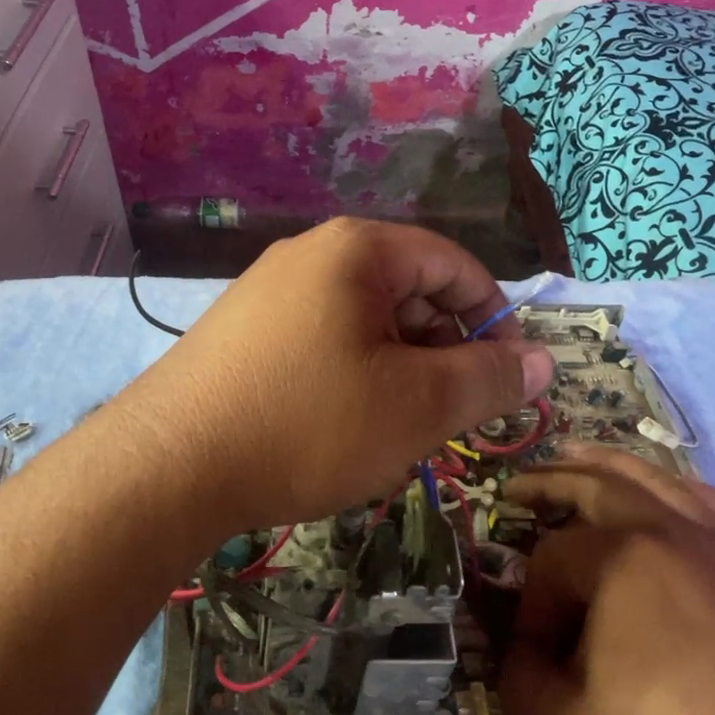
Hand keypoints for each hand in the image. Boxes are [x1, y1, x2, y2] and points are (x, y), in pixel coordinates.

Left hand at [111, 218, 554, 530]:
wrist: (170, 464)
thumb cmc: (308, 422)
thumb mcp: (416, 406)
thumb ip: (489, 378)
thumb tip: (544, 360)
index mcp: (358, 249)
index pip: (455, 265)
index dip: (493, 320)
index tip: (506, 381)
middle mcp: (311, 252)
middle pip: (409, 288)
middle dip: (442, 348)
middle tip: (447, 414)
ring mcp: (270, 288)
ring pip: (365, 318)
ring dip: (398, 367)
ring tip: (394, 426)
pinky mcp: (243, 328)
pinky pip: (322, 336)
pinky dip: (352, 372)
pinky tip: (340, 423)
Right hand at [501, 444, 714, 714]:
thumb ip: (523, 671)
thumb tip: (528, 646)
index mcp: (626, 558)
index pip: (554, 557)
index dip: (532, 601)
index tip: (529, 647)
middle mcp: (679, 533)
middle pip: (602, 486)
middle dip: (553, 485)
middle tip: (519, 488)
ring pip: (661, 479)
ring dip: (612, 467)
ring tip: (577, 457)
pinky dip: (677, 488)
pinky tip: (663, 493)